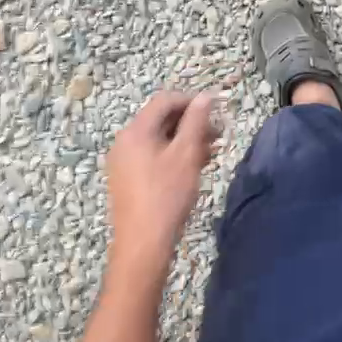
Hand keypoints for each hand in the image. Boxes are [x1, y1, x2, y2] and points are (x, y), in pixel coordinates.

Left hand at [104, 90, 218, 285]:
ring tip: (210, 152)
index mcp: (135, 131)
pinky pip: (153, 154)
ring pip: (160, 138)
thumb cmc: (167, 194)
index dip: (192, 100)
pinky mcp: (128, 179)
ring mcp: (124, 162)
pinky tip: (194, 167)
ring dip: (186, 139)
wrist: (143, 245)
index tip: (216, 111)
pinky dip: (174, 154)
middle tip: (218, 134)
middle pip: (162, 118)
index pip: (165, 100)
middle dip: (192, 122)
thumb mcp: (187, 153)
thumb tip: (206, 96)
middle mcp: (125, 142)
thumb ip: (197, 120)